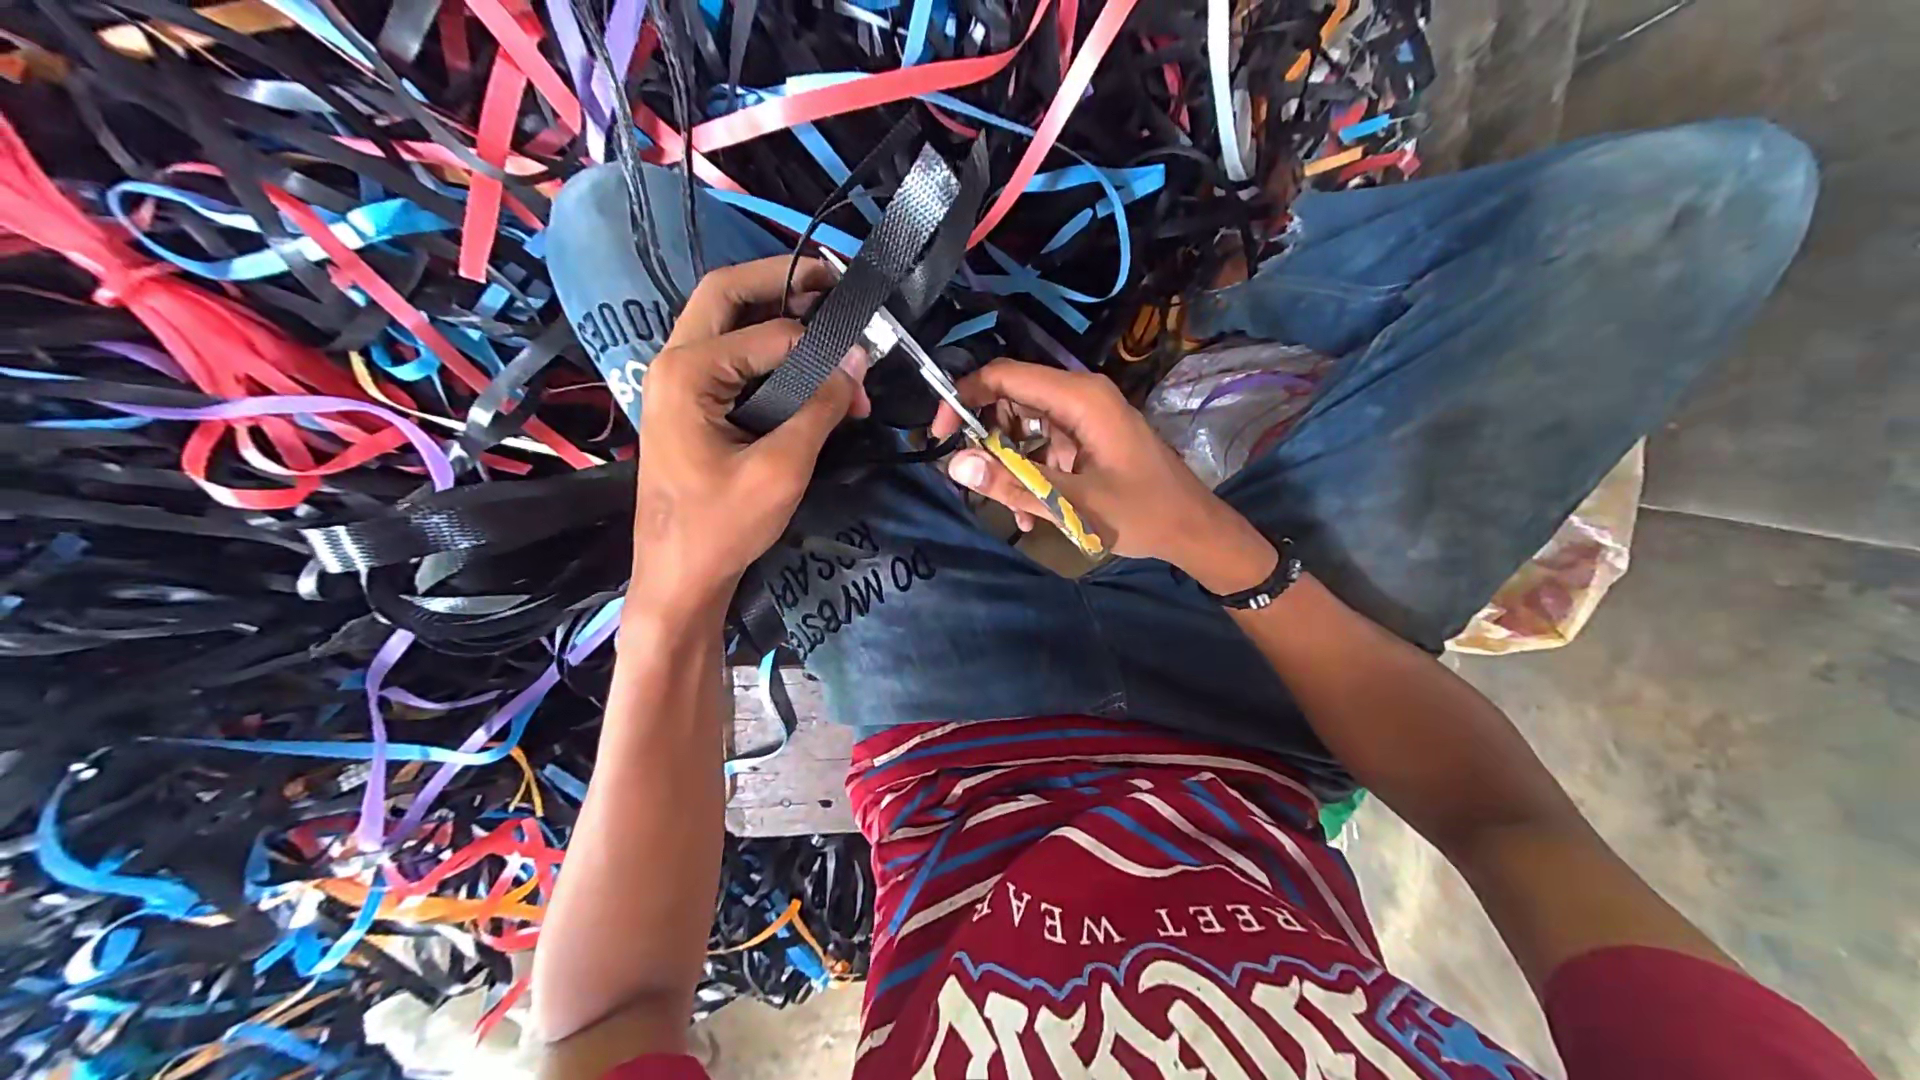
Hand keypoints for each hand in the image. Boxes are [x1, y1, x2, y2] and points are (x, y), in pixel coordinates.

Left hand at [631, 257, 868, 610]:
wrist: (679, 576)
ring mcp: (677, 382)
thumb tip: (858, 359)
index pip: (771, 332)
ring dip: (772, 309)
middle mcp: (674, 362)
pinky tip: (802, 362)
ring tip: (823, 313)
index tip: (867, 367)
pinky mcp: (689, 403)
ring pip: (724, 319)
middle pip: (726, 294)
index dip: (825, 345)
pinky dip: (766, 348)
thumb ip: (821, 408)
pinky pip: (729, 355)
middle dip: (780, 280)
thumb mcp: (781, 468)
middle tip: (831, 282)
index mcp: (688, 372)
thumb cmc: (721, 527)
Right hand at [931, 359, 1276, 593]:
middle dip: (987, 439)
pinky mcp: (1089, 437)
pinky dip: (1032, 473)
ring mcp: (1085, 417)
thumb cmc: (1141, 513)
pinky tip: (1032, 514)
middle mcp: (1080, 396)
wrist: (1193, 529)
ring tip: (1014, 510)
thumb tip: (955, 464)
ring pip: (1025, 426)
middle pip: (1011, 399)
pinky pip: (1045, 445)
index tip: (940, 435)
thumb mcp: (1072, 504)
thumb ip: (1012, 483)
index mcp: (1079, 398)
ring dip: (1010, 465)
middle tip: (974, 477)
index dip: (964, 398)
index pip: (1004, 376)